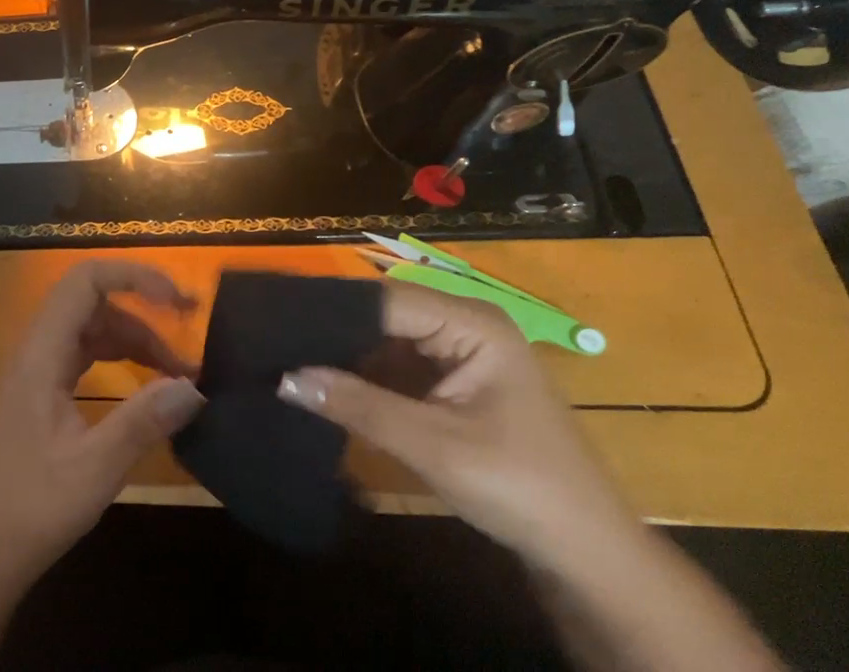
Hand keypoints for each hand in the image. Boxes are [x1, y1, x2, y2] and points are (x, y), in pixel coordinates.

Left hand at [0, 260, 207, 571]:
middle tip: (190, 347)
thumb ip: (143, 421)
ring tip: (179, 374)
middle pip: (91, 303)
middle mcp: (35, 351)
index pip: (83, 282)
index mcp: (40, 355)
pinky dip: (119, 358)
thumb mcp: (97, 466)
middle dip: (143, 314)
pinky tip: (148, 385)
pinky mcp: (43, 390)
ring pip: (90, 328)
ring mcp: (36, 370)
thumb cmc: (38, 504)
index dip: (132, 276)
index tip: (179, 301)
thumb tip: (194, 385)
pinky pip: (84, 353)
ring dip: (134, 340)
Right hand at [275, 282, 640, 569]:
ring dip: (336, 354)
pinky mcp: (444, 382)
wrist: (581, 549)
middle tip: (266, 339)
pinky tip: (312, 382)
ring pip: (379, 340)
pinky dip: (354, 377)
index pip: (384, 299)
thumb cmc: (519, 486)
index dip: (328, 308)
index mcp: (472, 324)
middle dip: (327, 330)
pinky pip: (388, 366)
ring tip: (278, 357)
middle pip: (379, 314)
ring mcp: (454, 354)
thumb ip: (357, 405)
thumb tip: (282, 377)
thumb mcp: (432, 445)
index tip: (272, 318)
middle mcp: (462, 326)